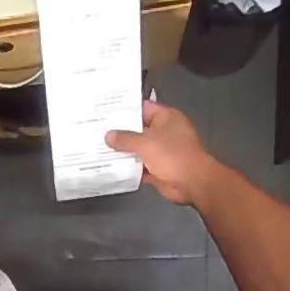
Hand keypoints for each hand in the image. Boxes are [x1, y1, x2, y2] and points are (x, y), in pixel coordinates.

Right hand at [105, 101, 224, 204]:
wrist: (191, 182)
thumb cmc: (172, 155)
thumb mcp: (146, 143)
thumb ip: (125, 139)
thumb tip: (108, 135)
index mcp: (166, 118)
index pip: (143, 108)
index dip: (126, 109)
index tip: (106, 111)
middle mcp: (164, 132)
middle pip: (139, 129)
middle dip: (120, 131)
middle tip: (98, 130)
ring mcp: (161, 151)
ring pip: (138, 148)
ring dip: (122, 151)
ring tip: (99, 147)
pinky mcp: (157, 168)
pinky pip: (139, 165)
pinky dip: (128, 167)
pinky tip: (110, 166)